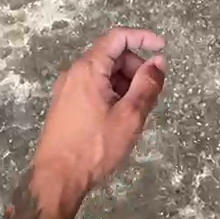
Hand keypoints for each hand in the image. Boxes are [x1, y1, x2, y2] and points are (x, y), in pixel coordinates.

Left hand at [29, 28, 167, 212]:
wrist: (56, 180)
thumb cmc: (95, 146)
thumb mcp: (130, 115)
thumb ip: (148, 84)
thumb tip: (159, 62)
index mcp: (88, 69)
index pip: (118, 37)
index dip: (143, 37)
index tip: (163, 48)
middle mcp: (74, 73)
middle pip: (112, 56)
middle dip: (137, 68)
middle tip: (151, 93)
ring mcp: (68, 90)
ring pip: (105, 74)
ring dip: (126, 84)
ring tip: (137, 112)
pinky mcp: (66, 106)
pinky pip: (95, 88)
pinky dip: (114, 94)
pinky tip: (121, 119)